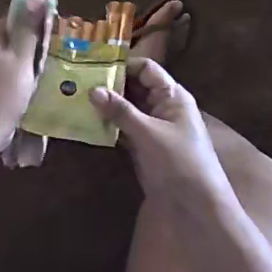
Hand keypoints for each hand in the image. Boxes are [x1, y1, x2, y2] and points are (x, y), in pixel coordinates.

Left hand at [0, 3, 45, 150]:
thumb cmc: (5, 93)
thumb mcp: (21, 58)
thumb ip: (29, 28)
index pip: (15, 16)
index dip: (36, 22)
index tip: (54, 35)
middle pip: (13, 33)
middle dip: (33, 42)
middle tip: (53, 53)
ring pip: (12, 51)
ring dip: (29, 57)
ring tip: (45, 67)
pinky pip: (7, 65)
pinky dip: (21, 69)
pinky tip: (33, 80)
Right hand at [90, 58, 230, 203]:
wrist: (196, 207)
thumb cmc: (178, 162)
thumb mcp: (148, 133)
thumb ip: (120, 111)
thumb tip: (92, 89)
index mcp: (172, 96)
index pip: (146, 69)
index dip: (122, 65)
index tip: (93, 64)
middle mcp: (163, 107)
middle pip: (134, 87)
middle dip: (109, 85)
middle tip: (77, 81)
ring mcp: (153, 128)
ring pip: (127, 109)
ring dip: (106, 106)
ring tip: (75, 99)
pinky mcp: (144, 148)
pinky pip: (123, 129)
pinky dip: (108, 125)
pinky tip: (85, 122)